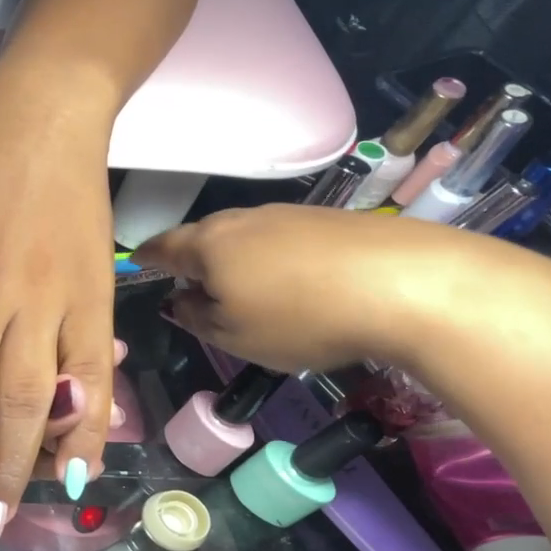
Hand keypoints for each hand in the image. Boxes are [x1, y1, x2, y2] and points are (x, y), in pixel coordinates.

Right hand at [130, 205, 475, 371]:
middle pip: (204, 237)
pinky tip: (293, 283)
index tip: (137, 264)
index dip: (147, 258)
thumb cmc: (302, 317)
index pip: (162, 246)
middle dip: (193, 258)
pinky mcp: (333, 220)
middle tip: (192, 287)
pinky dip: (276, 258)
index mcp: (208, 245)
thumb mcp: (233, 336)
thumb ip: (195, 317)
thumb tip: (182, 300)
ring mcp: (290, 214)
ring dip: (237, 259)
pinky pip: (284, 239)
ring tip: (245, 289)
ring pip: (245, 236)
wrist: (413, 284)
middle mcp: (242, 219)